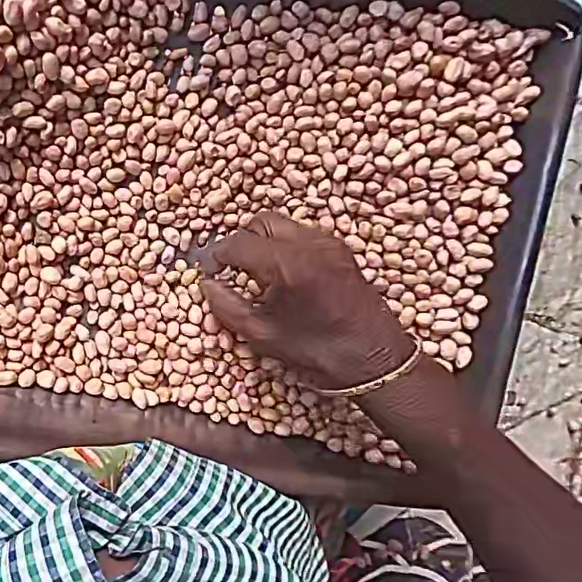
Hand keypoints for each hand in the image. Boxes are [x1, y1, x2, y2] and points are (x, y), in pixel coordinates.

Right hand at [197, 213, 416, 391]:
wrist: (374, 358)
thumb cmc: (317, 351)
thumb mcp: (262, 334)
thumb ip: (226, 306)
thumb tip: (207, 284)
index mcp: (287, 265)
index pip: (238, 244)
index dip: (217, 257)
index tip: (211, 272)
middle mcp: (309, 245)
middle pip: (260, 223)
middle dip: (241, 242)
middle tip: (232, 269)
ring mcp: (328, 243)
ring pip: (282, 225)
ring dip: (263, 242)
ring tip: (258, 272)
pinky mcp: (340, 249)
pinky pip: (302, 234)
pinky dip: (285, 246)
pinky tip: (284, 274)